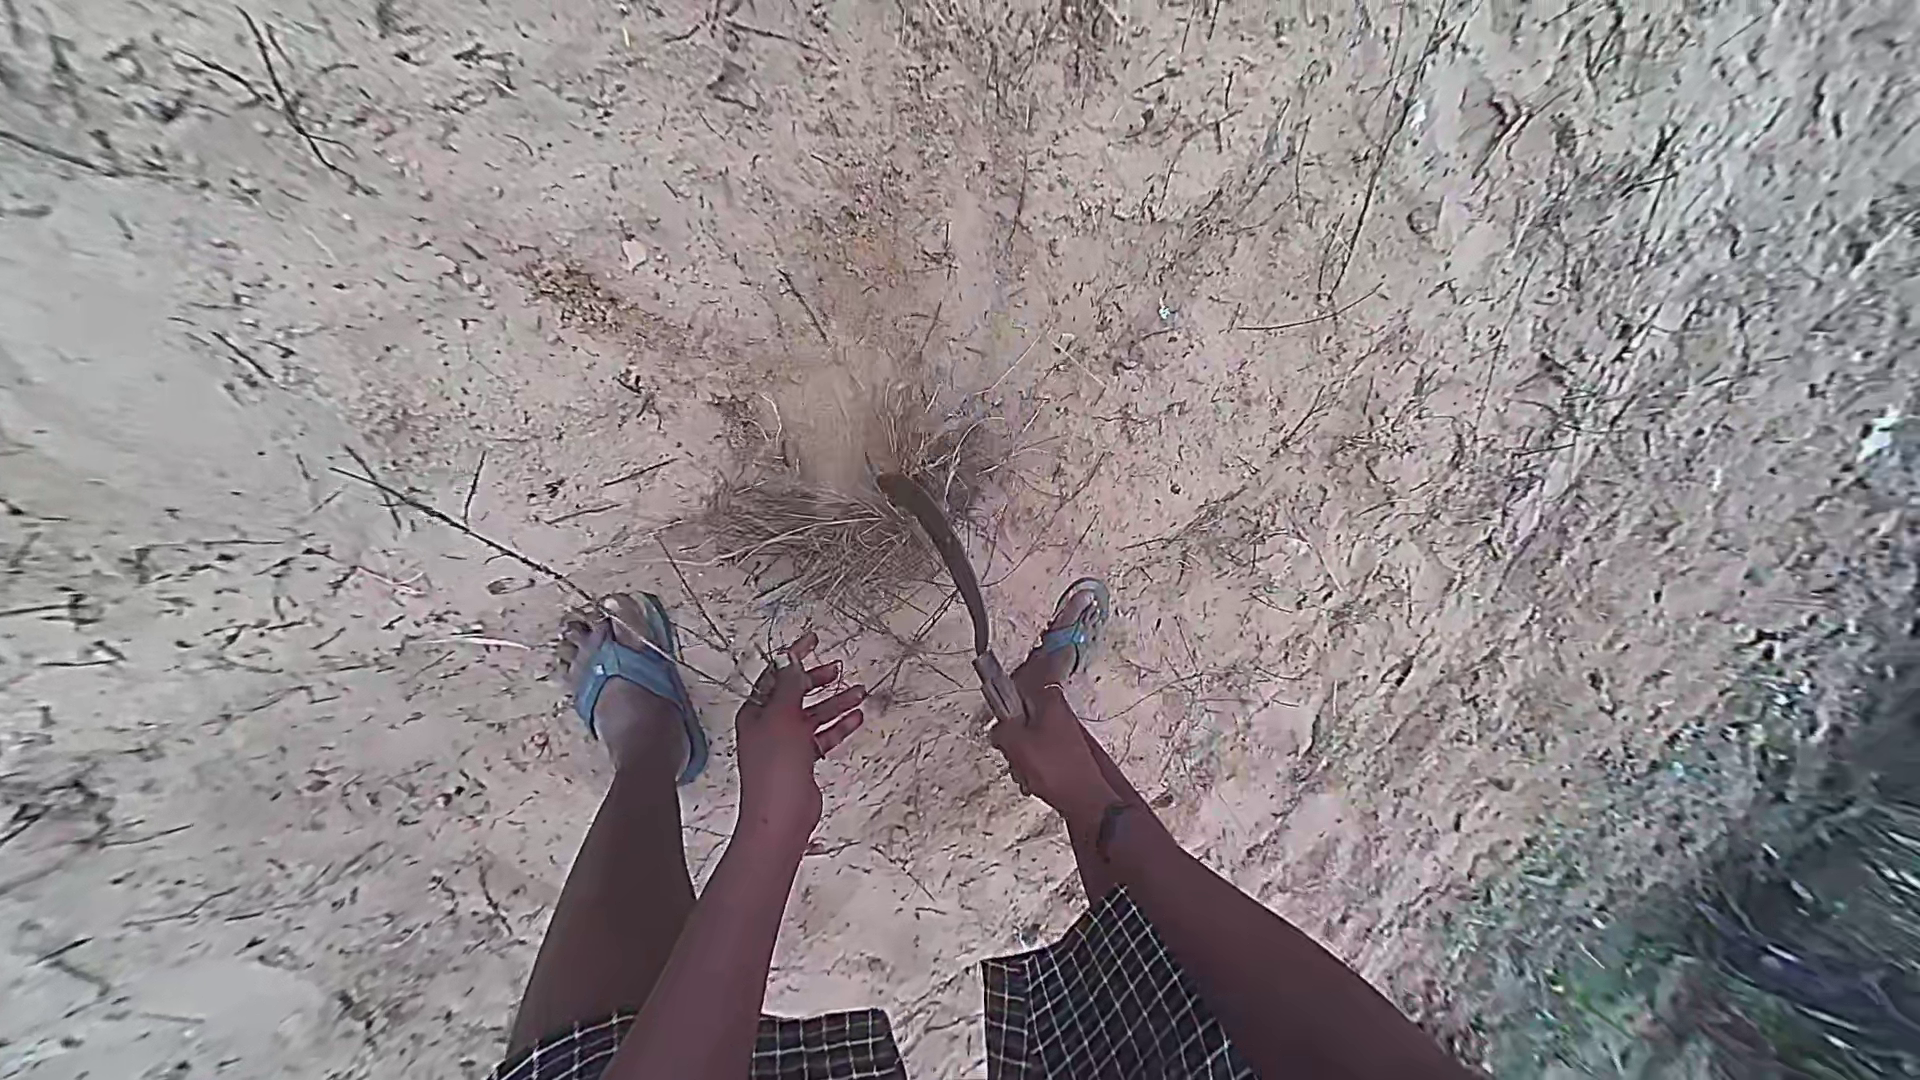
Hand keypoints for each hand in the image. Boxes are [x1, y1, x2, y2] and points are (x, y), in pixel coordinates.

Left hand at [733, 632, 865, 850]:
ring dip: (836, 701)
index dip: (794, 655)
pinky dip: (839, 725)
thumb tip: (792, 661)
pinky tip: (855, 717)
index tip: (813, 639)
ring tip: (858, 692)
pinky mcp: (803, 759)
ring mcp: (787, 742)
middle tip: (837, 669)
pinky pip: (823, 735)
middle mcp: (769, 724)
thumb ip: (789, 687)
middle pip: (796, 692)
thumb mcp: (782, 718)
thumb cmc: (775, 769)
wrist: (781, 817)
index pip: (776, 674)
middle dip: (817, 679)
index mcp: (757, 711)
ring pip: (815, 713)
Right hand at [990, 674, 1120, 833]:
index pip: (1022, 684)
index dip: (1006, 697)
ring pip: (1029, 738)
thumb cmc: (1056, 769)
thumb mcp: (1016, 743)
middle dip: (1012, 736)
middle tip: (1011, 748)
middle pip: (1022, 716)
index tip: (999, 709)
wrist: (1083, 800)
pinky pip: (1039, 755)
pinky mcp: (1064, 754)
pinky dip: (1032, 767)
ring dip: (1021, 755)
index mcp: (1049, 702)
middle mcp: (1059, 714)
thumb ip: (1000, 729)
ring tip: (1024, 769)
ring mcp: (1063, 735)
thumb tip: (997, 728)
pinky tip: (1032, 780)